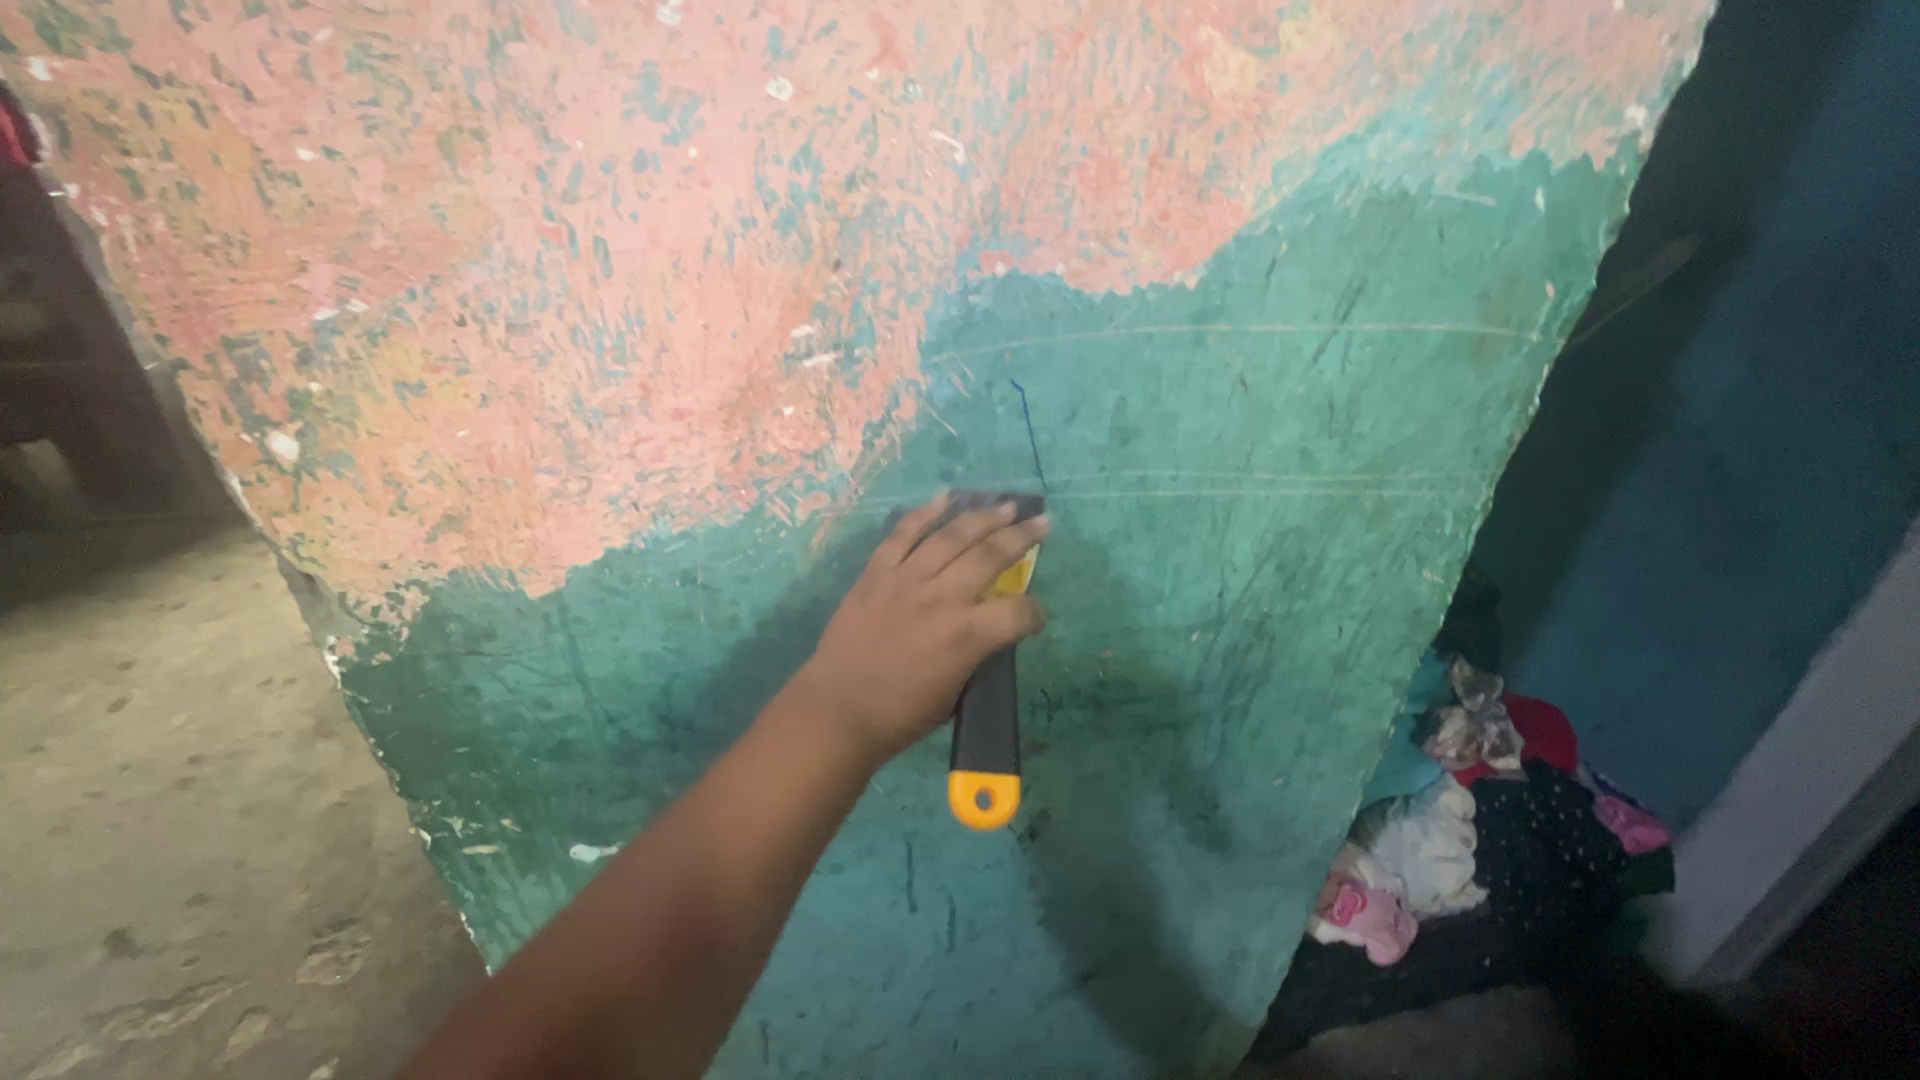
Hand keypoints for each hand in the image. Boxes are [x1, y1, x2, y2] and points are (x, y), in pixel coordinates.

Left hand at [794, 493, 1049, 759]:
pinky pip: (903, 534)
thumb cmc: (900, 715)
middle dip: (1023, 537)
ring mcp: (905, 580)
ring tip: (1007, 506)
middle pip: (990, 556)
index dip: (1035, 613)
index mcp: (965, 636)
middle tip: (1043, 523)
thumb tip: (989, 630)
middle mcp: (940, 599)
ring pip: (951, 536)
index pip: (1018, 611)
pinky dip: (925, 513)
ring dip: (984, 517)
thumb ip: (976, 654)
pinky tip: (946, 497)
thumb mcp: (956, 693)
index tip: (1036, 617)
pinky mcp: (876, 574)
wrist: (837, 710)